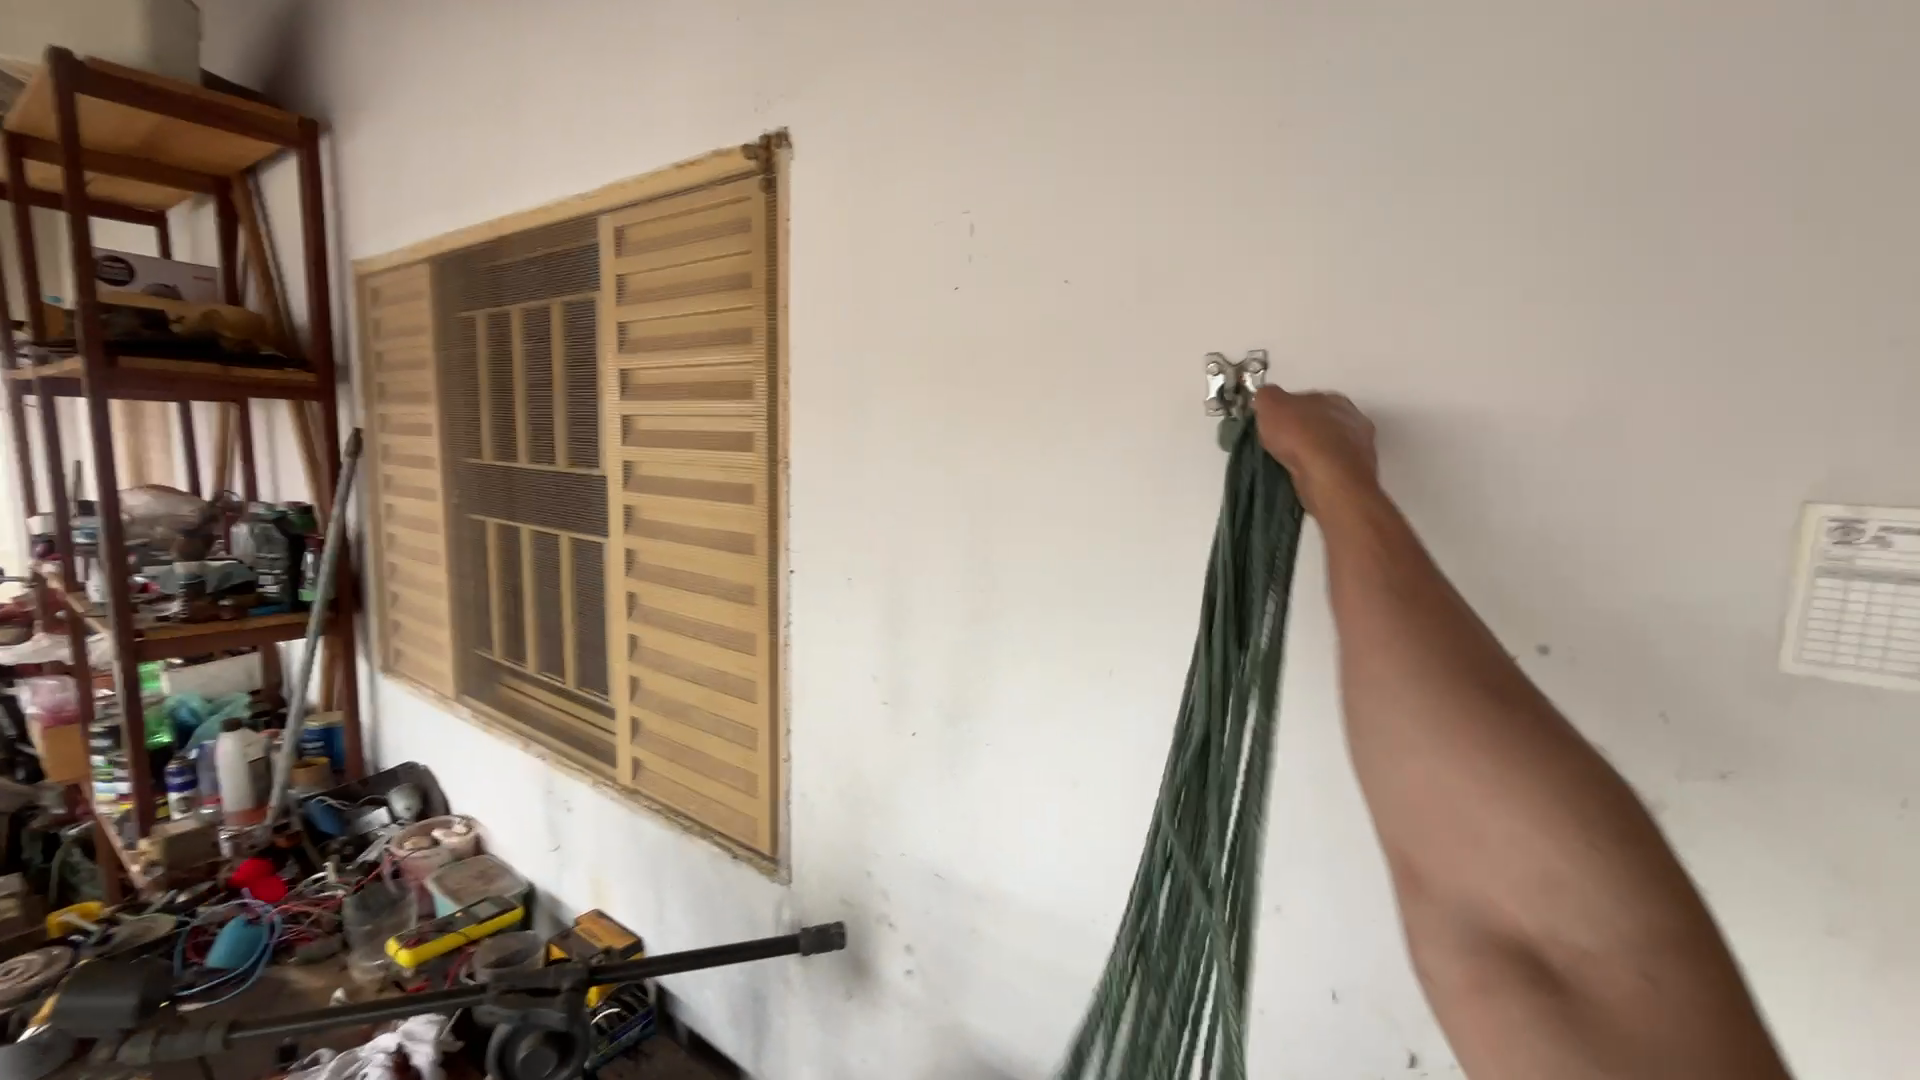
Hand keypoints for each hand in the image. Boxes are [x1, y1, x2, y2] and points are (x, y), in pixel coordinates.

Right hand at [1251, 386, 1379, 514]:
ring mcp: (1360, 445)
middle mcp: (1352, 417)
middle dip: (1303, 431)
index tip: (1272, 426)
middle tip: (1283, 446)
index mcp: (1332, 397)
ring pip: (1330, 445)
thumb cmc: (1299, 435)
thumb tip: (1265, 397)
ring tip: (1295, 465)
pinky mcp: (1360, 470)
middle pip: (1320, 422)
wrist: (1328, 475)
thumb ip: (1267, 396)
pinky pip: (1335, 466)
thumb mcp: (1270, 405)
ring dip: (1315, 452)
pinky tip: (1309, 477)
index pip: (1306, 400)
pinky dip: (1323, 469)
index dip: (1286, 412)